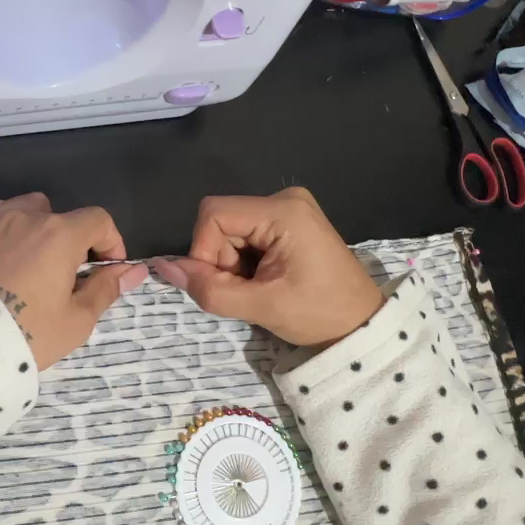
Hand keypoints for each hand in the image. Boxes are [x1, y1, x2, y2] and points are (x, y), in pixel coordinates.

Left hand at [0, 193, 147, 369]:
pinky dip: (14, 234)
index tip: (106, 270)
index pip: (99, 219)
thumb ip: (106, 289)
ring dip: (42, 233)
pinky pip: (4, 220)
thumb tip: (134, 271)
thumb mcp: (75, 319)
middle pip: (65, 216)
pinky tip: (8, 266)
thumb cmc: (25, 330)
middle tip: (68, 281)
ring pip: (32, 212)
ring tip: (36, 270)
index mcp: (61, 233)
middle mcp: (30, 215)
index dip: (111, 242)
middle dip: (74, 243)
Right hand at [152, 187, 381, 346]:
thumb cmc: (318, 315)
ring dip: (232, 262)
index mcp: (283, 211)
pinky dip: (244, 259)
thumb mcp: (260, 307)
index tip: (221, 284)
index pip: (214, 214)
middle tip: (246, 291)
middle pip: (221, 220)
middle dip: (221, 259)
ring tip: (258, 288)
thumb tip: (162, 267)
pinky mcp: (289, 220)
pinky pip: (246, 232)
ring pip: (230, 228)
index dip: (203, 250)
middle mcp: (285, 199)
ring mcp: (289, 207)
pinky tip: (264, 278)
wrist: (362, 326)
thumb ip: (209, 288)